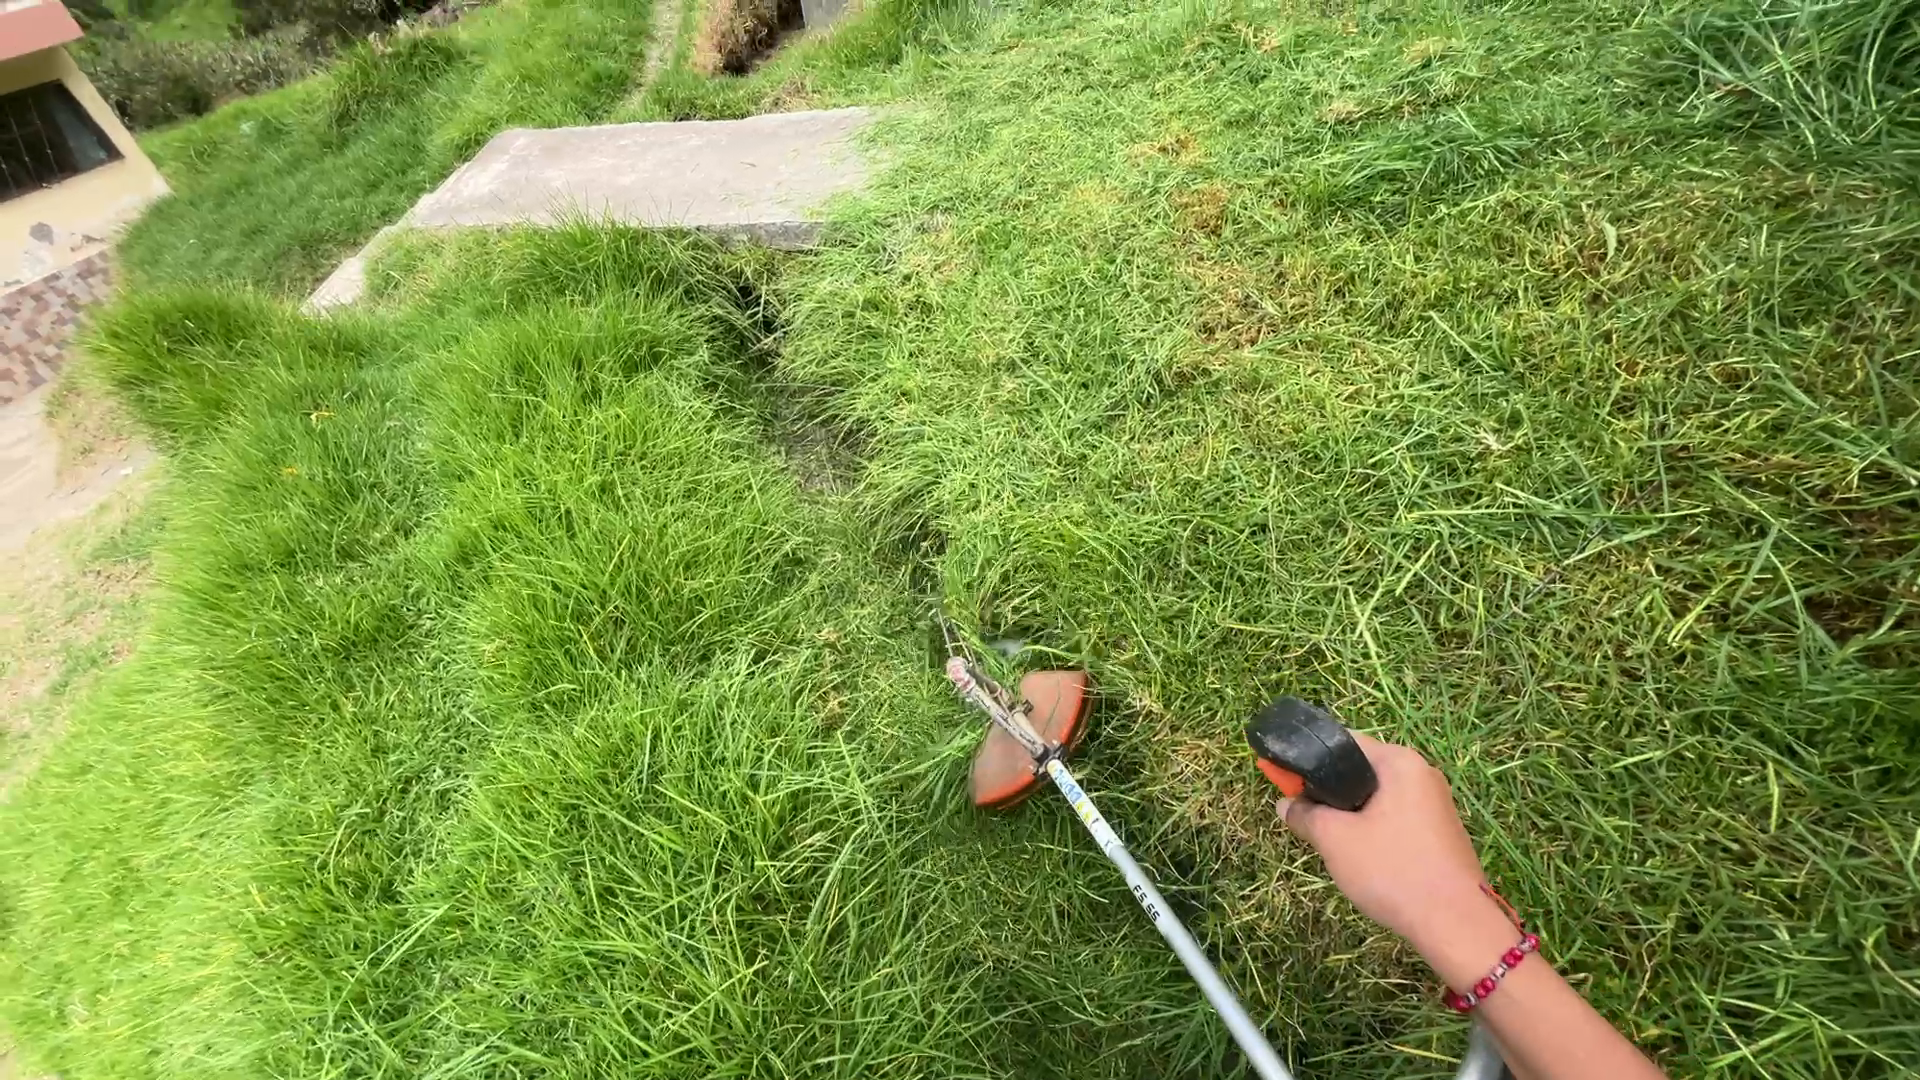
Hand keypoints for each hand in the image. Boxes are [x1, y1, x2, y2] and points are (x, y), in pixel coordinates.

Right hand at [1277, 734, 1498, 953]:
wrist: (1458, 929)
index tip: (1287, 784)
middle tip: (1309, 817)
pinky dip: (1371, 829)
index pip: (1342, 742)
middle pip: (1359, 770)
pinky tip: (1362, 857)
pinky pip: (1393, 817)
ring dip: (1349, 814)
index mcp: (1399, 762)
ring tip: (1334, 841)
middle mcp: (1421, 774)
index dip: (1309, 761)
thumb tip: (1285, 805)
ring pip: (1374, 797)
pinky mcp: (1440, 832)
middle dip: (1330, 792)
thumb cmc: (1393, 870)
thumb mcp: (1333, 838)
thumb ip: (1302, 813)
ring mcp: (1435, 804)